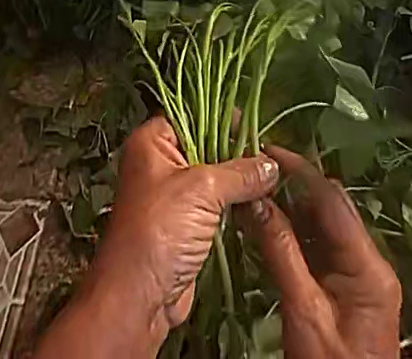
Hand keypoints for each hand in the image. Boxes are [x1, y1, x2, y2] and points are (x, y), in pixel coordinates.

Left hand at [47, 116, 278, 354]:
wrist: (138, 298)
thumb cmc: (159, 231)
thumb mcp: (202, 190)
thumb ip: (240, 173)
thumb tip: (272, 165)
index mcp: (153, 140)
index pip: (193, 113)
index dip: (224, 117)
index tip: (257, 127)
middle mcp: (161, 161)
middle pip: (207, 144)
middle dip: (238, 152)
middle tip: (271, 156)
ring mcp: (174, 193)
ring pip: (215, 176)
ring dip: (240, 181)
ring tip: (273, 179)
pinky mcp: (186, 222)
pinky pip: (216, 203)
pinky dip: (236, 203)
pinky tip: (261, 203)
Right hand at [245, 144, 401, 358]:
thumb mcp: (303, 311)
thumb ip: (281, 252)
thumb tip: (257, 200)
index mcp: (368, 265)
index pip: (331, 200)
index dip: (299, 171)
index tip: (267, 151)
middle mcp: (370, 261)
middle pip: (331, 207)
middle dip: (295, 185)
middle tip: (258, 171)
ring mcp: (361, 274)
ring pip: (325, 224)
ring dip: (293, 207)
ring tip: (259, 193)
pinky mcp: (348, 288)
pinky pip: (322, 247)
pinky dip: (297, 232)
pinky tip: (271, 226)